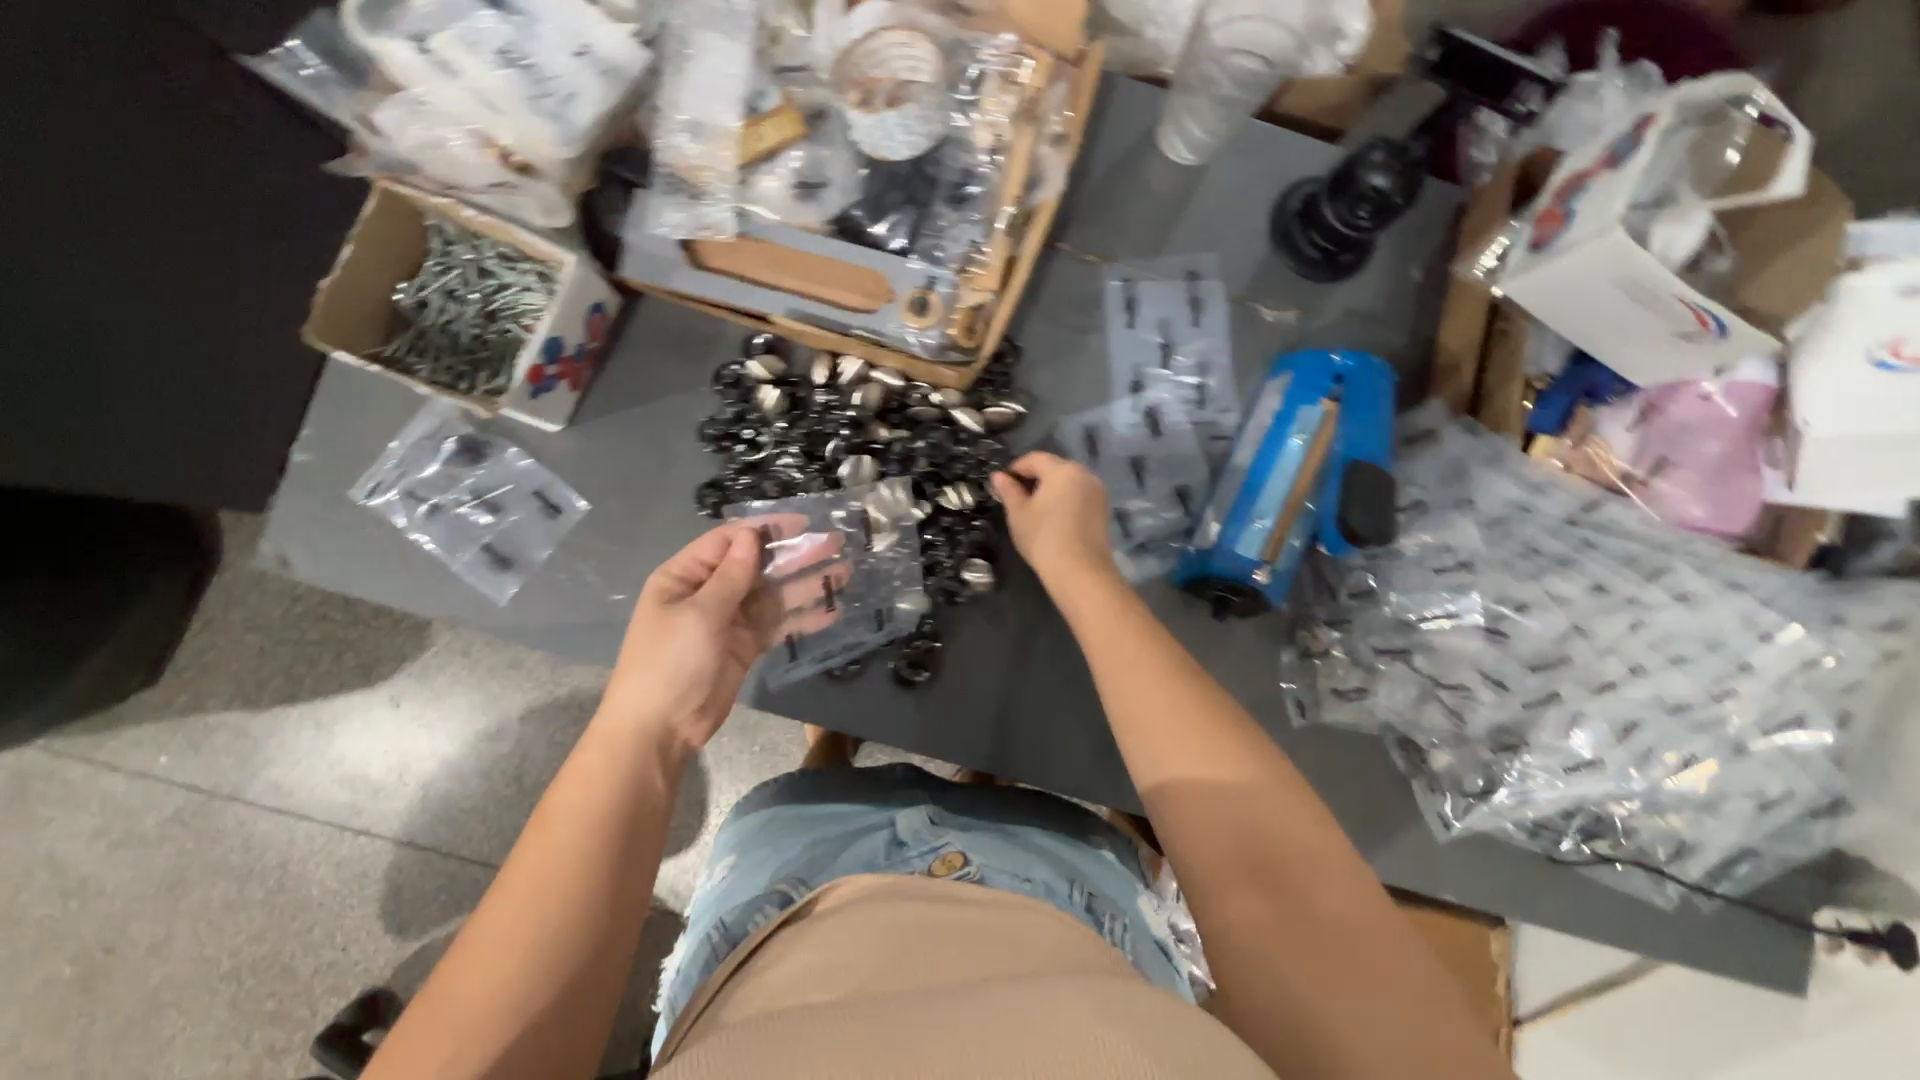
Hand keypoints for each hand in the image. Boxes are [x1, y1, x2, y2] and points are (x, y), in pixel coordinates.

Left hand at [599, 519, 843, 755]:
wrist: (660, 728)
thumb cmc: (670, 663)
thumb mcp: (699, 615)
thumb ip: (731, 576)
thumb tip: (751, 535)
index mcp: (685, 576)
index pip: (728, 541)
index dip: (765, 529)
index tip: (803, 524)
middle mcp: (708, 593)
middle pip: (756, 566)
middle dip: (794, 555)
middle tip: (834, 544)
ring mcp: (728, 621)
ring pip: (772, 595)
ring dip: (805, 584)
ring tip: (843, 573)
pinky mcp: (744, 647)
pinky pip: (776, 625)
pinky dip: (801, 618)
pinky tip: (830, 611)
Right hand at [990, 452, 1120, 589]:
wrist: (1080, 571)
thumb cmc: (1043, 537)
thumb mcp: (1018, 513)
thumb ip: (1009, 490)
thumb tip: (998, 476)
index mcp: (1062, 470)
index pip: (1035, 459)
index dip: (1016, 468)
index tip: (1003, 484)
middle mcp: (1084, 474)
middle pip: (1055, 468)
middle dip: (1035, 478)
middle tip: (1017, 497)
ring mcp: (1097, 492)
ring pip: (1069, 482)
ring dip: (1051, 489)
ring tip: (1035, 509)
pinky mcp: (1103, 509)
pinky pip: (1079, 496)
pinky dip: (1065, 500)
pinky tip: (1054, 518)